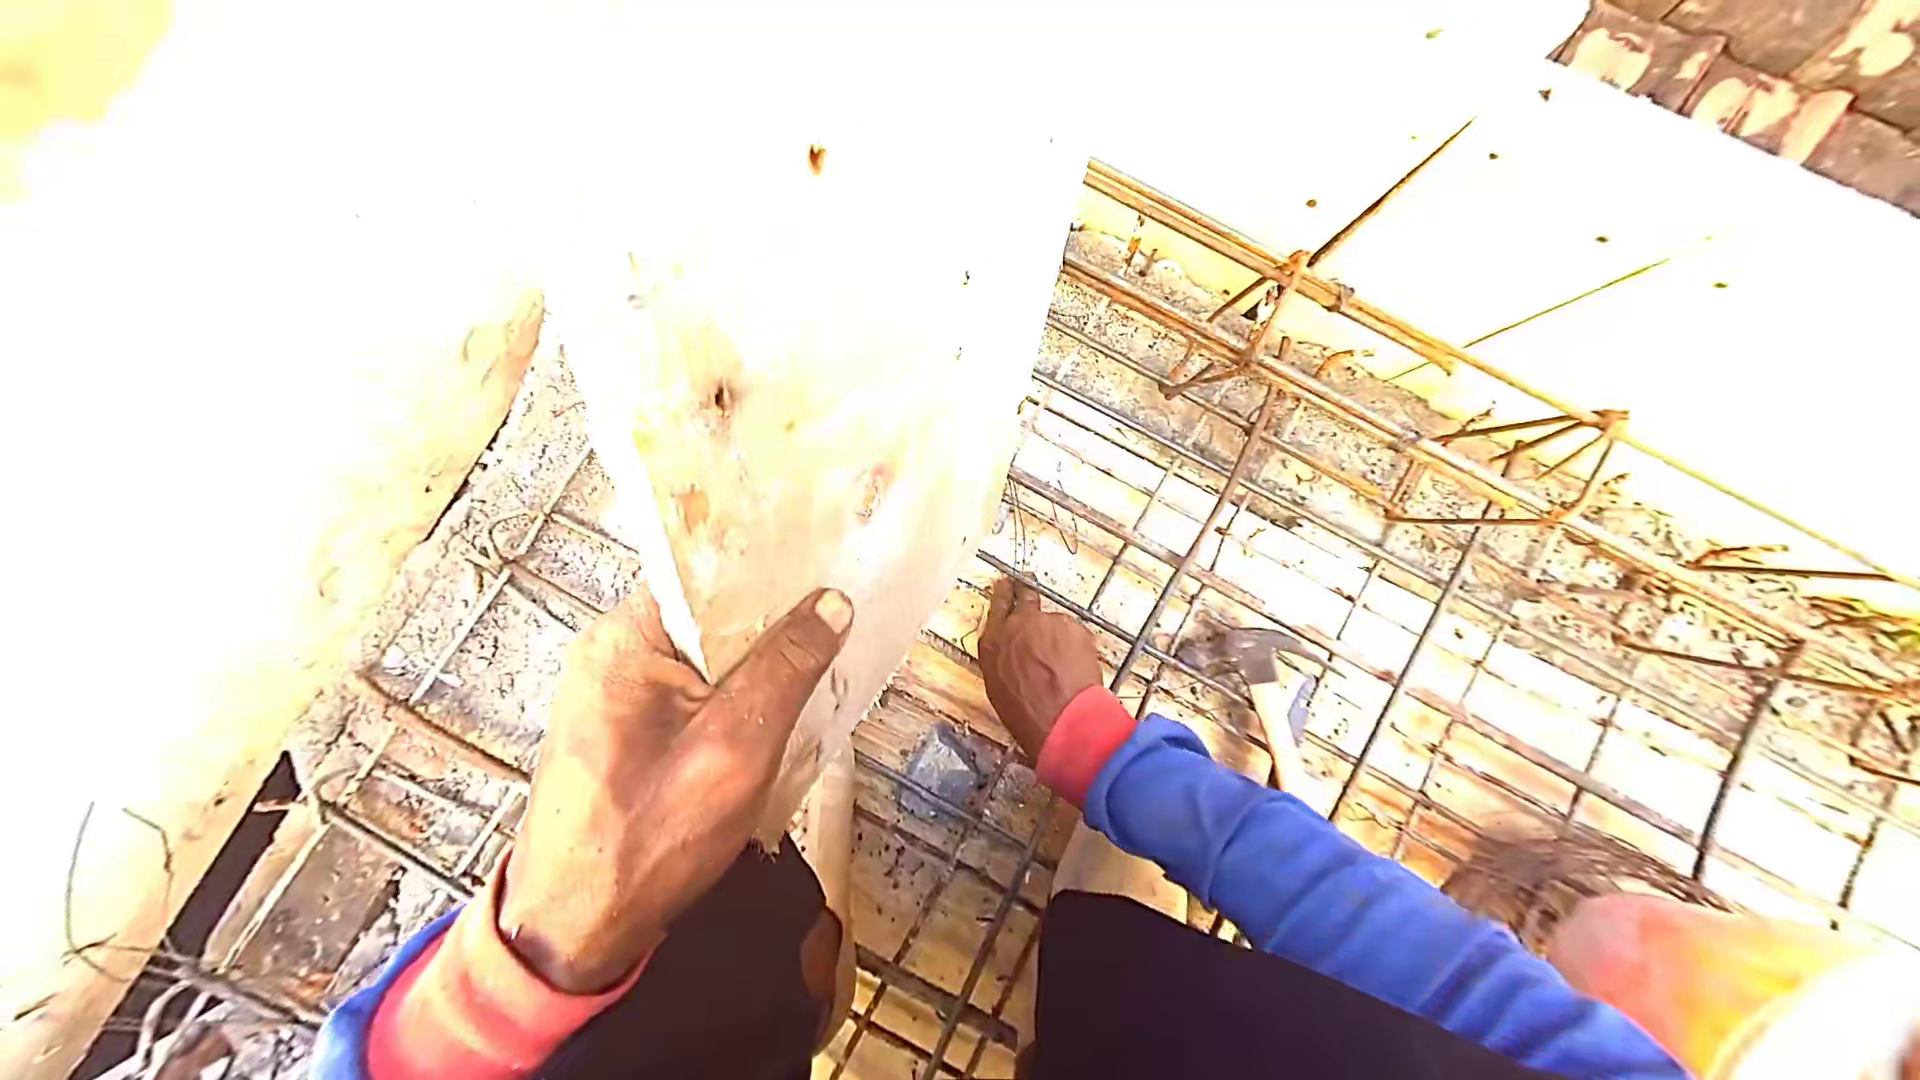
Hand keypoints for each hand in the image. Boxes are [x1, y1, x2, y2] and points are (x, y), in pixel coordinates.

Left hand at [499, 586, 852, 992]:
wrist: (575, 935)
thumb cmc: (654, 837)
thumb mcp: (737, 745)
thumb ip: (786, 668)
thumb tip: (833, 602)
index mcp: (626, 639)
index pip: (707, 573)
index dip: (771, 569)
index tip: (828, 567)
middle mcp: (613, 650)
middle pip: (709, 609)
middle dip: (773, 614)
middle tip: (837, 613)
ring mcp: (616, 687)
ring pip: (706, 647)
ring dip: (759, 653)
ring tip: (819, 650)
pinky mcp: (627, 721)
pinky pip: (695, 681)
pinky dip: (737, 684)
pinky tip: (776, 697)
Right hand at [977, 577, 1103, 760]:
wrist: (1062, 720)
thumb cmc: (1026, 714)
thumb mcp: (998, 684)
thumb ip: (1004, 656)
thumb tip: (1014, 652)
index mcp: (993, 641)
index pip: (997, 604)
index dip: (1004, 592)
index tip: (1006, 584)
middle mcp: (1018, 624)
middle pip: (1025, 596)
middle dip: (1027, 590)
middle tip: (1030, 586)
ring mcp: (1048, 622)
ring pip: (1054, 622)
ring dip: (1058, 635)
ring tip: (1064, 664)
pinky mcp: (1074, 628)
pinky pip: (1075, 634)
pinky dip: (1077, 647)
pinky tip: (1077, 669)